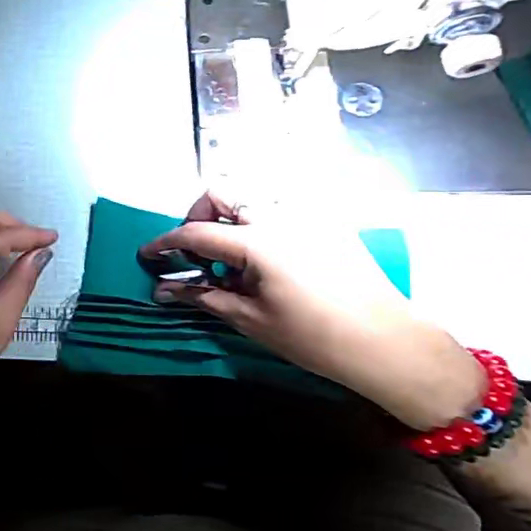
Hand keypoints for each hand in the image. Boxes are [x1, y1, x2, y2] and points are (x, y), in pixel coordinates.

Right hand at [139, 193, 484, 429]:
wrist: (382, 338)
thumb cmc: (312, 336)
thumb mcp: (250, 319)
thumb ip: (203, 296)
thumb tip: (164, 291)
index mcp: (257, 240)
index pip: (196, 232)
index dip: (166, 244)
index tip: (149, 255)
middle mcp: (278, 212)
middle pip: (220, 192)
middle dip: (198, 216)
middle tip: (198, 253)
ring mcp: (305, 210)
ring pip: (251, 191)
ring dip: (229, 214)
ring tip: (232, 256)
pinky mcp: (325, 216)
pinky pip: (280, 202)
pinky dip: (259, 218)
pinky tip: (266, 254)